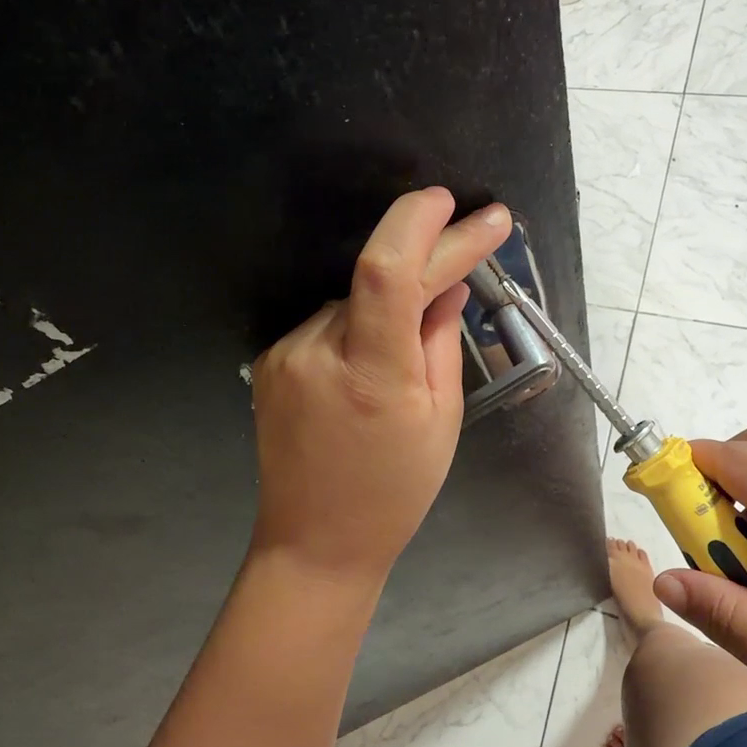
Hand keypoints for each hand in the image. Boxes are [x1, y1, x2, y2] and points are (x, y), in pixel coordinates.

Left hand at [248, 188, 509, 583]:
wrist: (314, 542)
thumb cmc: (393, 491)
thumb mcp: (440, 421)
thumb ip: (440, 342)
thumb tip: (446, 286)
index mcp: (370, 374)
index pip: (386, 273)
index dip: (418, 225)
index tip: (455, 204)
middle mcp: (317, 352)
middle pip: (375, 279)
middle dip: (429, 254)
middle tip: (477, 233)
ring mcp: (285, 354)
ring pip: (354, 303)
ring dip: (389, 306)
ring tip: (407, 354)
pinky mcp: (270, 360)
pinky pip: (329, 324)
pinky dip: (358, 328)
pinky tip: (369, 367)